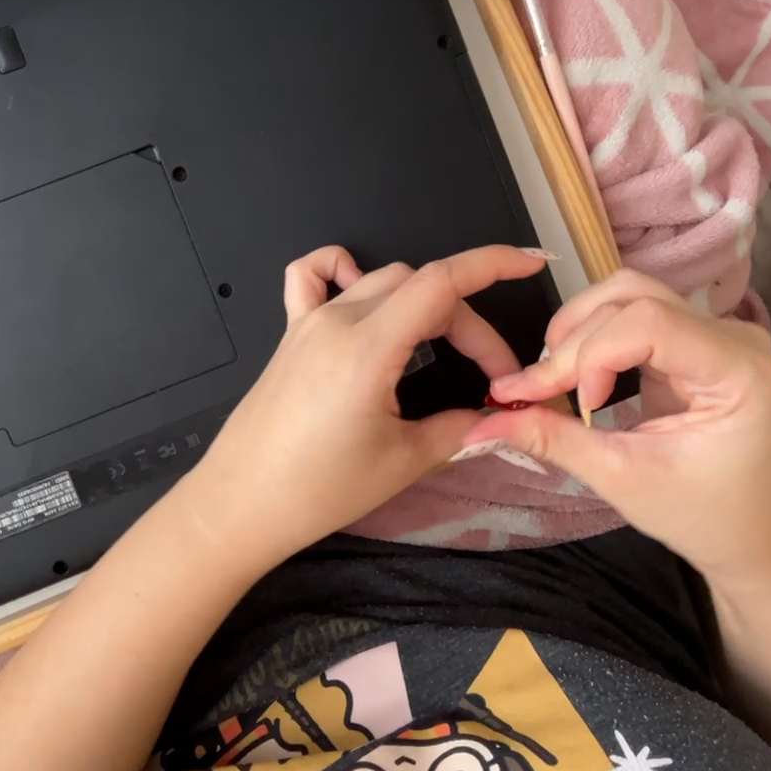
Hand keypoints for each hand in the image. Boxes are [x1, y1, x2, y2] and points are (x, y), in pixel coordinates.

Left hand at [177, 244, 549, 571]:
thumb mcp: (402, 462)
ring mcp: (308, 322)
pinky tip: (359, 292)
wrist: (240, 504)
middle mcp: (337, 320)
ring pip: (380, 280)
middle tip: (487, 374)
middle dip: (465, 322)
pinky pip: (311, 277)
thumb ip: (457, 428)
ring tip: (439, 348)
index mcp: (368, 347)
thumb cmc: (319, 490)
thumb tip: (490, 414)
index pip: (441, 283)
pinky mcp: (290, 334)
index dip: (492, 265)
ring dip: (422, 303)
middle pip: (420, 287)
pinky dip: (342, 269)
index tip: (530, 266)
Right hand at [463, 269, 770, 583]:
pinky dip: (590, 333)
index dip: (594, 353)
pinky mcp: (691, 335)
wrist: (747, 530)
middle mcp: (732, 335)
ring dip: (577, 328)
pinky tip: (574, 369)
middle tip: (539, 391)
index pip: (649, 322)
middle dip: (574, 342)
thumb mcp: (621, 479)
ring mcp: (714, 330)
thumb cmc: (697, 514)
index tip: (576, 405)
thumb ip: (553, 440)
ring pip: (626, 292)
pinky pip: (630, 310)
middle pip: (632, 297)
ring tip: (555, 376)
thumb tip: (482, 423)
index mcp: (735, 371)